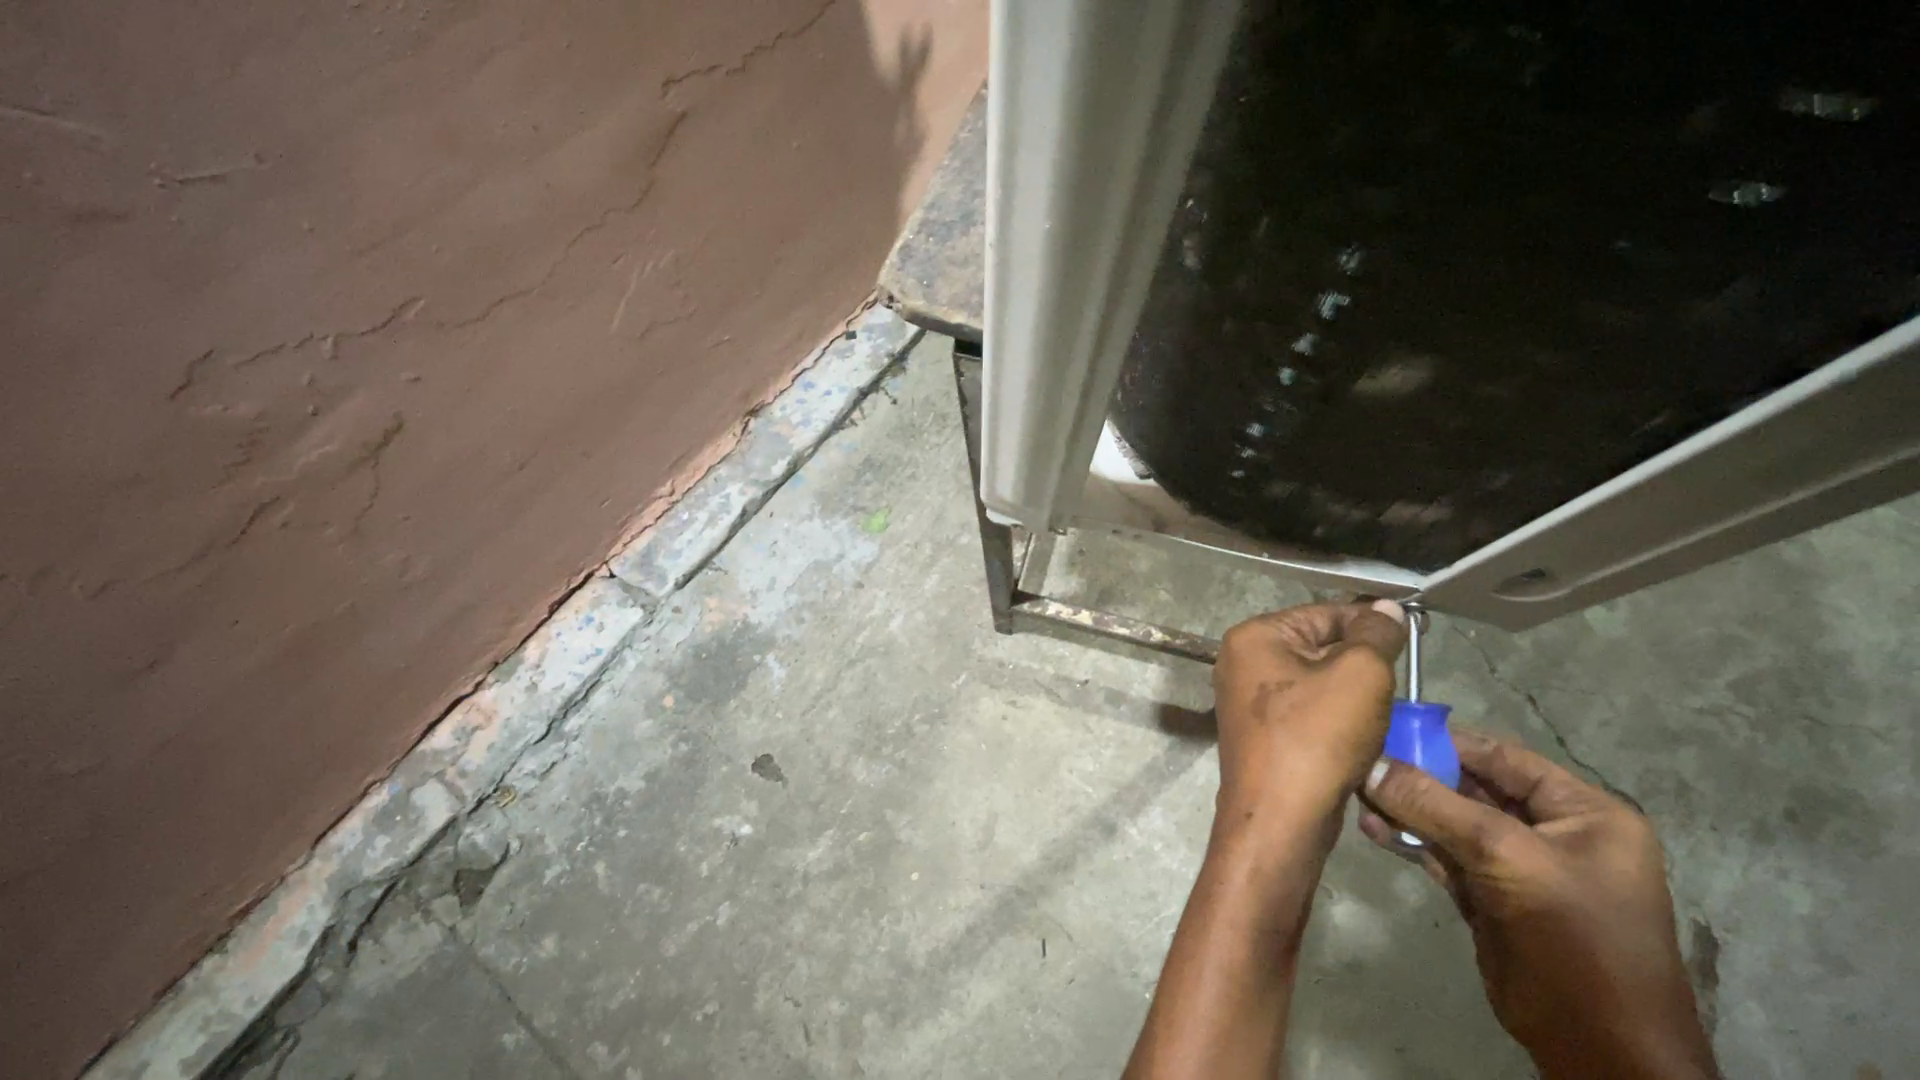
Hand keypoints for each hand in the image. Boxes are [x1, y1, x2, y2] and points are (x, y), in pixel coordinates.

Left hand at [1212, 600, 1406, 836]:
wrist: (1280, 817)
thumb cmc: (1317, 736)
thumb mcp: (1360, 673)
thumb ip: (1376, 634)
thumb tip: (1386, 608)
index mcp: (1254, 636)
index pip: (1324, 613)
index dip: (1370, 623)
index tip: (1411, 638)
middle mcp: (1241, 662)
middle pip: (1319, 647)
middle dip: (1362, 665)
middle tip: (1396, 684)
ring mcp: (1247, 702)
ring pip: (1317, 684)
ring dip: (1353, 696)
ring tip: (1382, 714)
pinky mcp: (1261, 735)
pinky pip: (1309, 714)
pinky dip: (1337, 721)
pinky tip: (1363, 738)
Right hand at [1361, 730, 1718, 1079]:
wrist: (1599, 1046)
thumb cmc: (1572, 936)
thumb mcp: (1505, 857)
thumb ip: (1436, 806)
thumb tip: (1371, 764)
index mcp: (1584, 812)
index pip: (1504, 757)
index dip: (1446, 740)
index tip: (1386, 726)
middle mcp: (1554, 833)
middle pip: (1474, 789)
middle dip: (1419, 775)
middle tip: (1360, 759)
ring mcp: (1521, 869)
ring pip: (1453, 824)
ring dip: (1407, 809)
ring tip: (1356, 792)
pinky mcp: (1492, 900)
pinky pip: (1445, 857)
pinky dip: (1410, 842)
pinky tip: (1372, 829)